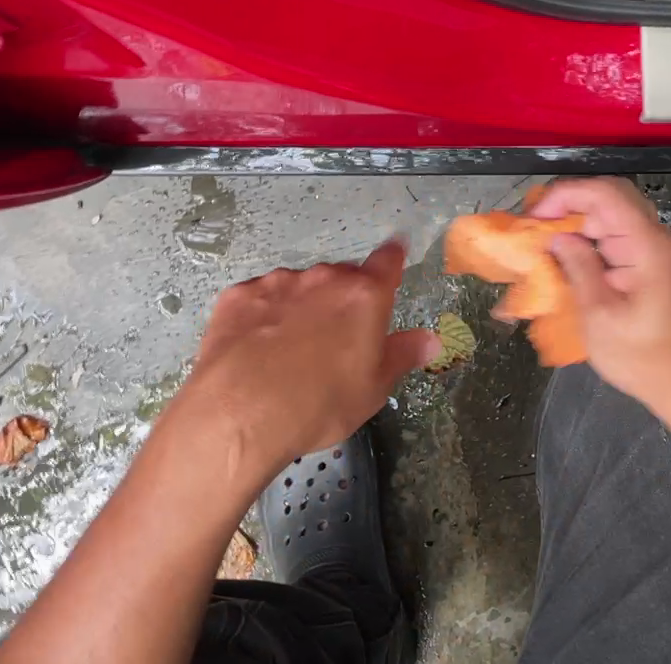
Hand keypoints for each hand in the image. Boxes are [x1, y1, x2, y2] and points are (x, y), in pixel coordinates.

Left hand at [178, 241, 438, 473]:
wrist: (238, 414)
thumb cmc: (319, 405)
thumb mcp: (373, 389)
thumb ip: (403, 355)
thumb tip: (432, 339)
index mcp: (364, 296)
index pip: (388, 260)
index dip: (393, 259)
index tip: (394, 256)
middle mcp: (325, 278)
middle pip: (342, 277)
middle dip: (344, 298)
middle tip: (337, 337)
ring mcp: (278, 283)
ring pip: (301, 286)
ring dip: (303, 306)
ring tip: (290, 349)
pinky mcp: (239, 296)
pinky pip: (261, 299)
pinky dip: (264, 316)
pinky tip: (255, 348)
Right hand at [531, 178, 670, 420]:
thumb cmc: (645, 358)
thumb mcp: (601, 316)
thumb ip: (578, 268)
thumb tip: (556, 237)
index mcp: (646, 243)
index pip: (603, 193)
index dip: (564, 195)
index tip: (533, 216)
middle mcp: (653, 237)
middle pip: (608, 197)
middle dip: (566, 204)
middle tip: (533, 225)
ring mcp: (652, 250)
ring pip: (610, 216)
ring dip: (575, 222)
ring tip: (541, 240)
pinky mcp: (647, 265)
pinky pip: (614, 238)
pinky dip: (587, 240)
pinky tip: (563, 257)